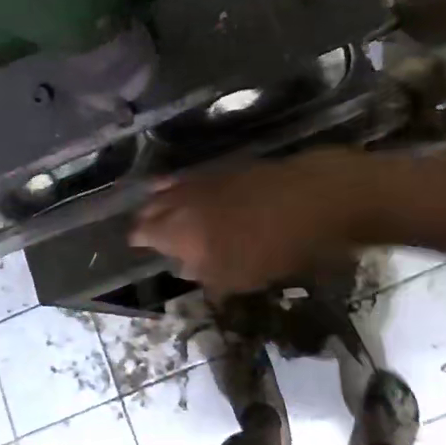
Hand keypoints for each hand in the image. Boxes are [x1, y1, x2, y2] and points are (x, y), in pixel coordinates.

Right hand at [129, 149, 370, 293]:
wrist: (309, 200)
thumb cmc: (270, 248)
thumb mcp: (236, 278)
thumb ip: (204, 275)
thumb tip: (186, 269)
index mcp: (177, 231)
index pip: (143, 233)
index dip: (139, 240)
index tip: (137, 245)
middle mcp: (181, 201)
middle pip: (152, 206)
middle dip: (147, 217)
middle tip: (145, 226)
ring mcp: (204, 179)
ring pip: (171, 186)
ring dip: (162, 197)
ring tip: (157, 202)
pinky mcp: (226, 166)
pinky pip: (194, 176)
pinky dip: (185, 183)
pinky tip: (192, 189)